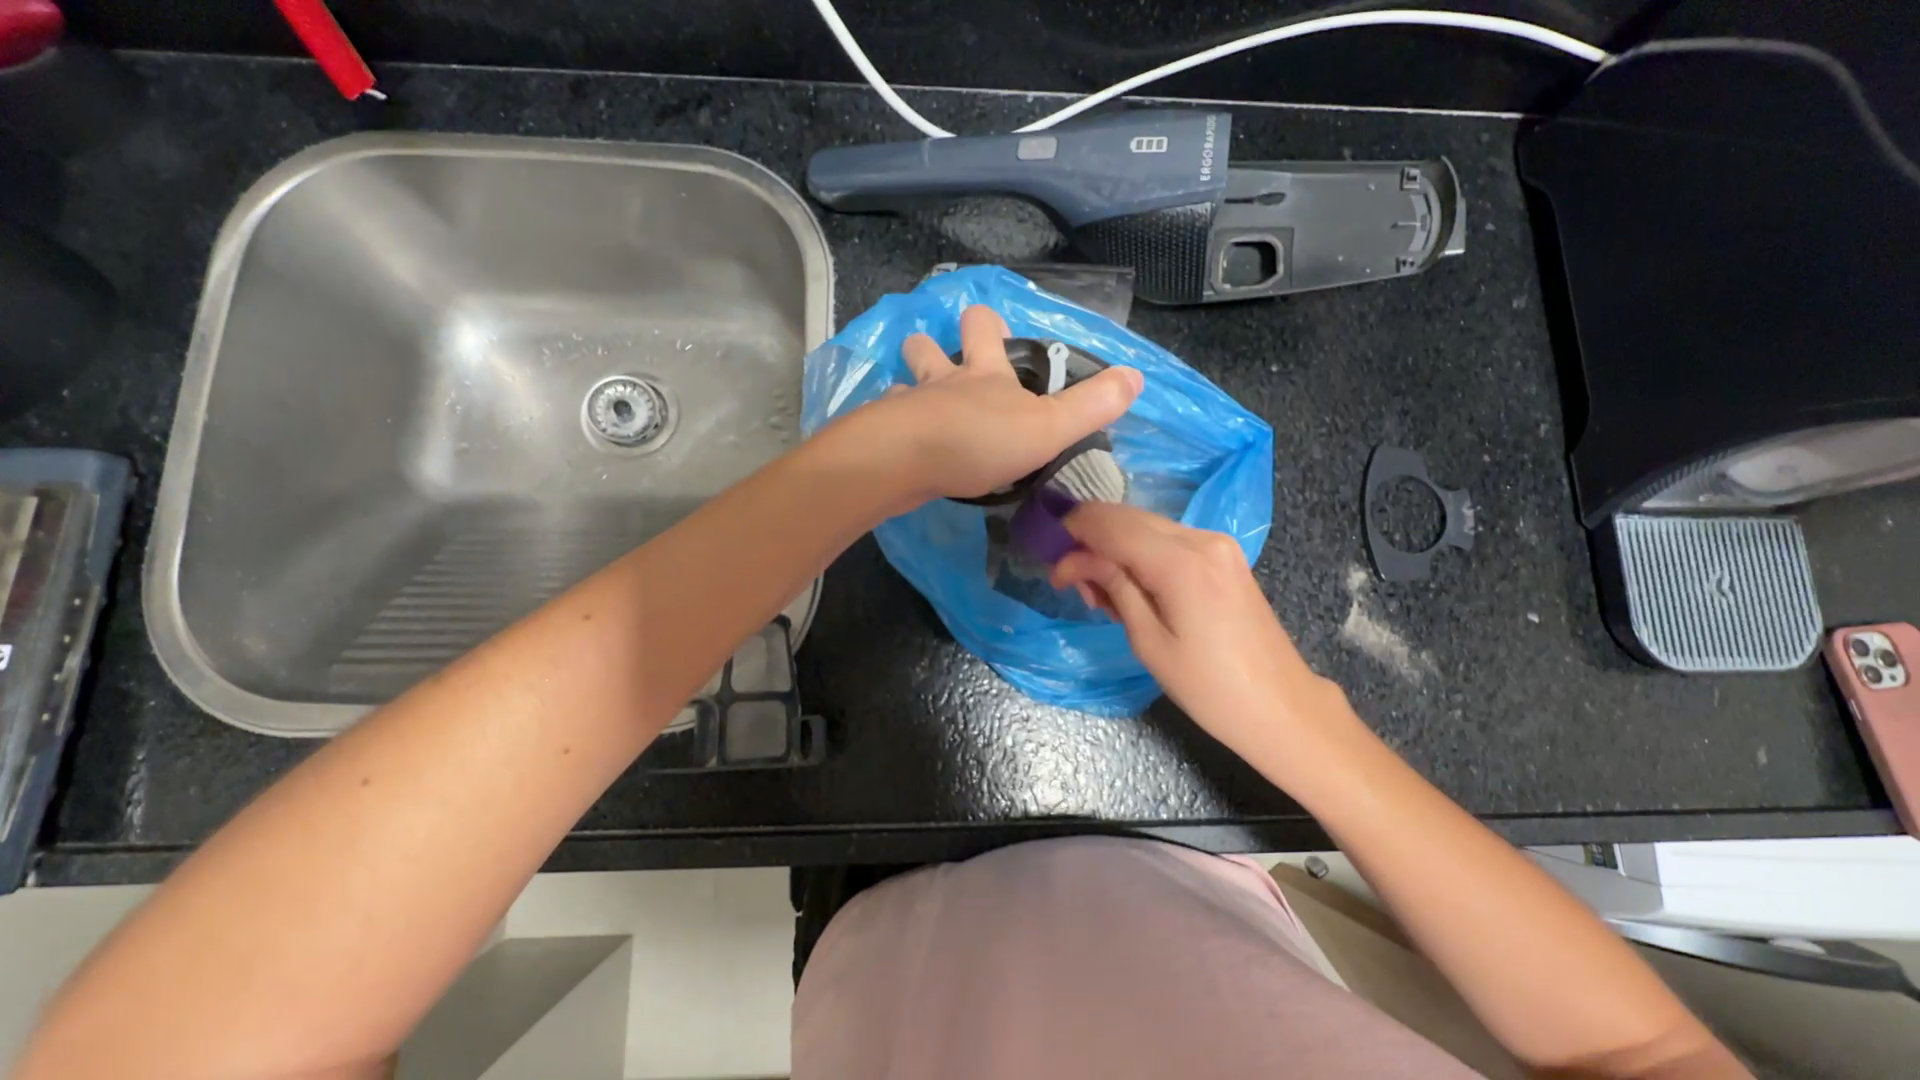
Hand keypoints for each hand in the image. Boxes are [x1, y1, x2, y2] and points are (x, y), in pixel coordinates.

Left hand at [833, 306, 1141, 502]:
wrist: (905, 461)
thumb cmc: (980, 440)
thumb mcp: (1050, 426)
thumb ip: (1091, 405)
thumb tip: (1137, 376)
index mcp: (984, 374)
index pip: (983, 330)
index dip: (986, 324)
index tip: (988, 325)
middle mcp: (942, 382)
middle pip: (928, 347)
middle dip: (932, 345)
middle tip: (936, 350)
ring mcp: (907, 407)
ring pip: (902, 384)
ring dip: (907, 385)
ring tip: (911, 398)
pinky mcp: (881, 436)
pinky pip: (884, 424)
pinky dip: (890, 427)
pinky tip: (895, 445)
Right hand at [1052, 503, 1348, 752]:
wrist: (1280, 706)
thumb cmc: (1209, 687)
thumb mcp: (1149, 642)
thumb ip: (1113, 587)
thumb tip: (1075, 559)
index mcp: (1181, 561)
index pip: (1110, 525)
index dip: (1072, 537)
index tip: (1052, 568)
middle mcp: (1201, 538)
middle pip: (1128, 517)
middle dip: (1091, 542)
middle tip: (1074, 586)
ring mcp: (1218, 545)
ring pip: (1147, 527)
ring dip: (1115, 549)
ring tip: (1103, 597)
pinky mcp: (1225, 557)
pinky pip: (1169, 541)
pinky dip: (1141, 555)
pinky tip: (1133, 590)